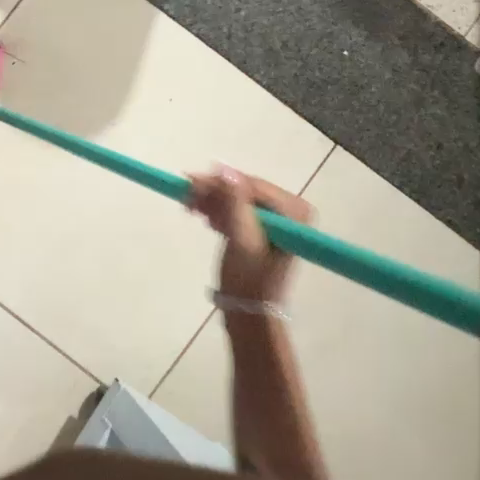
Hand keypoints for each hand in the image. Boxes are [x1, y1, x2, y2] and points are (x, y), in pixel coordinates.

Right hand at [187, 165, 312, 303]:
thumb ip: (236, 203)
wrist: (249, 310)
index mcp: (295, 212)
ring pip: (237, 198)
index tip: (188, 182)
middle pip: (243, 190)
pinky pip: (237, 209)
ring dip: (212, 200)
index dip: (219, 182)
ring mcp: (277, 220)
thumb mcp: (242, 239)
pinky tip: (205, 217)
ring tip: (190, 208)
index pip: (251, 185)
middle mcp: (290, 211)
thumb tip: (224, 169)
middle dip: (213, 192)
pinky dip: (219, 211)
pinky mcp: (262, 228)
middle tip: (185, 197)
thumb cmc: (249, 278)